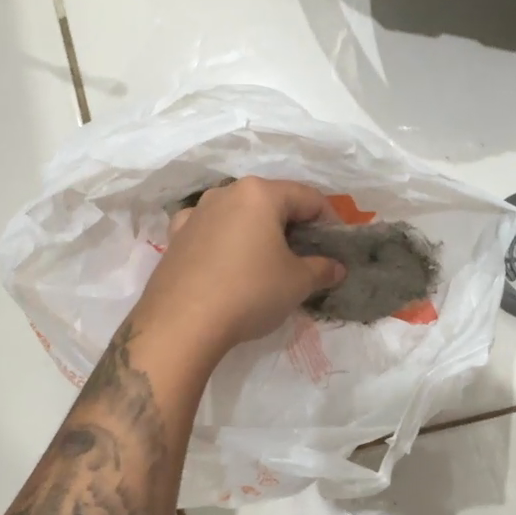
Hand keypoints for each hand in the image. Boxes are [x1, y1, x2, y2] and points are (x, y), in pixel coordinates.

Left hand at [136, 176, 347, 356]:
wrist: (183, 322)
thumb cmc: (251, 292)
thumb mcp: (298, 283)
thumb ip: (322, 270)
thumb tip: (336, 267)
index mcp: (261, 194)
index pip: (308, 197)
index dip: (330, 219)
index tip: (338, 244)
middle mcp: (226, 193)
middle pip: (272, 202)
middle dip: (294, 225)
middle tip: (308, 255)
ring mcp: (197, 212)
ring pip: (240, 214)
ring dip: (260, 232)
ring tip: (270, 261)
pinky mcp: (177, 236)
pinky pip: (212, 230)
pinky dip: (227, 241)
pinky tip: (231, 262)